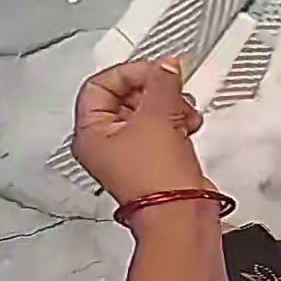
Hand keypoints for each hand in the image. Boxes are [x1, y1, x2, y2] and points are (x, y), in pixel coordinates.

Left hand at [71, 59, 208, 204]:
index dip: (130, 73)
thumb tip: (165, 67)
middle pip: (126, 99)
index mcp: (91, 133)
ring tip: (184, 111)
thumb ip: (161, 83)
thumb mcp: (157, 117)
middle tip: (172, 89)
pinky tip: (189, 125)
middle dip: (155, 91)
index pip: (101, 85)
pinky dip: (179, 122)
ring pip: (149, 114)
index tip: (155, 71)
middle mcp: (108, 145)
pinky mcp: (157, 162)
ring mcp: (134, 154)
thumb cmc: (156, 181)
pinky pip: (165, 130)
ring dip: (171, 107)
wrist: (182, 213)